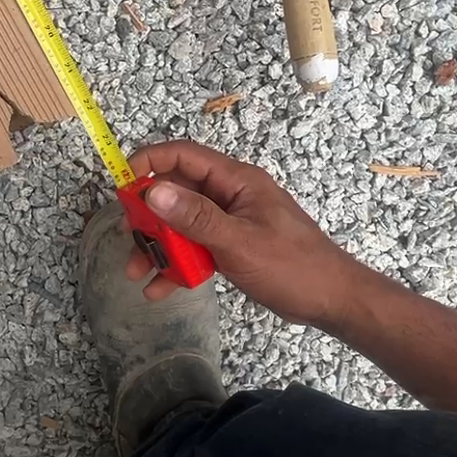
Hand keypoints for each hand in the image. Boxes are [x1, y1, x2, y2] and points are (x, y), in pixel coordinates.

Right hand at [125, 140, 382, 325]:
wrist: (334, 301)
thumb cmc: (294, 266)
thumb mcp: (240, 242)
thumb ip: (195, 218)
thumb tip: (152, 192)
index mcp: (236, 180)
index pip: (183, 156)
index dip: (149, 163)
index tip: (122, 185)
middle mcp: (229, 194)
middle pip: (175, 192)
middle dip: (147, 215)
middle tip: (127, 236)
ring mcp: (229, 220)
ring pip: (180, 223)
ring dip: (157, 245)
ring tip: (137, 270)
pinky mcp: (229, 245)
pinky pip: (193, 247)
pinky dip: (175, 264)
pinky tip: (159, 287)